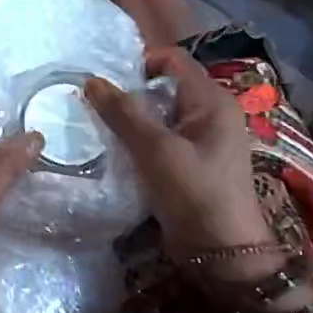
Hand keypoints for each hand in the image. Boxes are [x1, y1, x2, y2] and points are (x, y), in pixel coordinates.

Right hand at [84, 48, 273, 253]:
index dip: (138, 63)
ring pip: (157, 116)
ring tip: (99, 130)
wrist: (222, 252)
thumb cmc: (196, 194)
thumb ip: (124, 114)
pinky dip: (138, 142)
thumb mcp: (157, 150)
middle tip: (94, 107)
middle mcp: (209, 113)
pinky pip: (159, 139)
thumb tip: (91, 81)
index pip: (172, 60)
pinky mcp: (190, 162)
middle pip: (162, 87)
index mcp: (211, 100)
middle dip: (129, 94)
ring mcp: (201, 139)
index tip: (105, 83)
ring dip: (130, 121)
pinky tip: (116, 153)